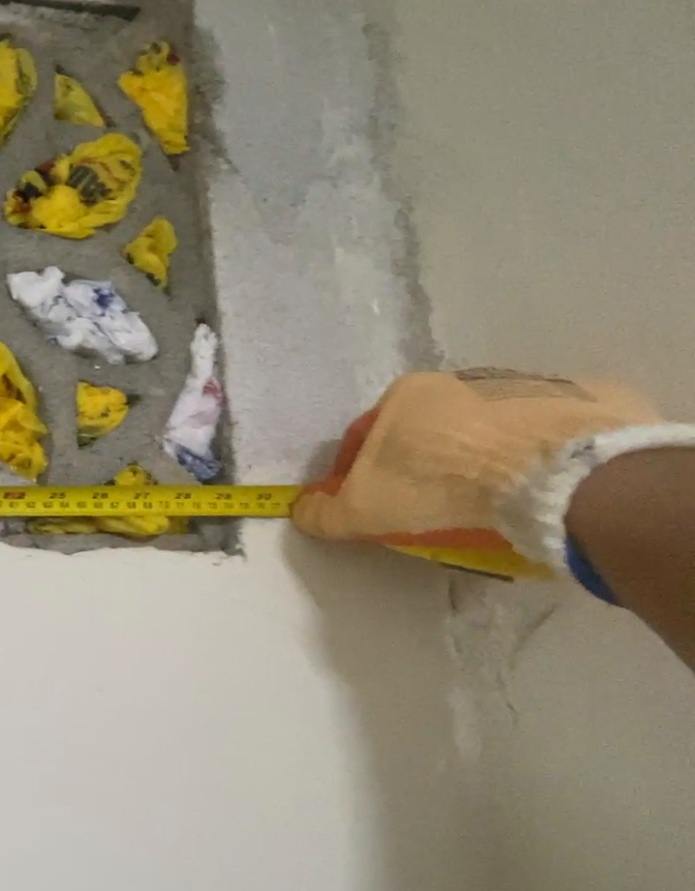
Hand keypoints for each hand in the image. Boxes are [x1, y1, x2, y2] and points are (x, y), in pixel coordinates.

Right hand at [292, 369, 660, 556]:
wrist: (561, 474)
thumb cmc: (442, 484)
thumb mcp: (361, 510)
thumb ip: (322, 512)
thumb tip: (301, 509)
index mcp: (404, 394)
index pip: (364, 436)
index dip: (356, 473)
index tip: (367, 504)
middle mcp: (463, 379)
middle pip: (428, 429)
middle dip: (421, 462)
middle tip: (427, 504)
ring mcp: (530, 385)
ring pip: (489, 429)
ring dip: (480, 457)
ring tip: (488, 499)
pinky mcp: (589, 401)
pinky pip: (549, 433)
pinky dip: (538, 455)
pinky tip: (537, 486)